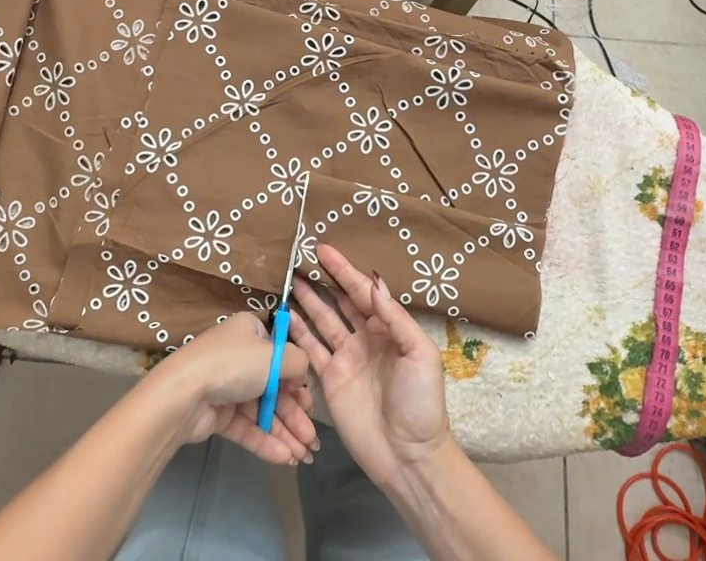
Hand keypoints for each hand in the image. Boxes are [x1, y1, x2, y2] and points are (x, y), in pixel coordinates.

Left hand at [147, 312, 319, 465]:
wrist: (184, 393)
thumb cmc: (233, 365)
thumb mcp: (275, 356)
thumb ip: (298, 363)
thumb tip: (301, 376)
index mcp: (251, 333)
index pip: (282, 357)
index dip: (298, 383)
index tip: (310, 404)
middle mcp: (240, 358)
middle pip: (275, 388)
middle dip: (296, 416)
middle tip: (313, 440)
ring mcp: (228, 387)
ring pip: (263, 412)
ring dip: (286, 433)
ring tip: (304, 456)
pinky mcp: (219, 414)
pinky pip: (248, 427)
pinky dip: (267, 442)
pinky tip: (286, 458)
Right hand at [289, 244, 450, 492]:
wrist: (407, 455)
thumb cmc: (421, 402)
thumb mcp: (420, 354)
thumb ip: (395, 318)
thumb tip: (373, 282)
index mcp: (390, 330)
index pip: (363, 293)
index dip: (344, 271)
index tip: (324, 250)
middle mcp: (366, 339)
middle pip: (341, 302)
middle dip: (323, 281)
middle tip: (300, 259)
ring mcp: (346, 359)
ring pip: (323, 321)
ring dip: (308, 301)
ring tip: (289, 280)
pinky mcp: (330, 379)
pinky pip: (311, 349)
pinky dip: (298, 332)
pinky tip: (285, 315)